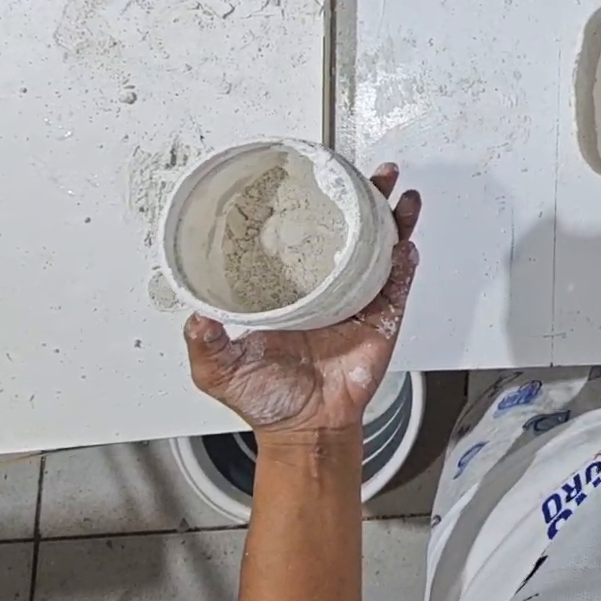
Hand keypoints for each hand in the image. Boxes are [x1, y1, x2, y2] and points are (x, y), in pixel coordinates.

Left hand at [184, 163, 421, 434]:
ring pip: (386, 248)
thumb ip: (206, 341)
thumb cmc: (269, 400)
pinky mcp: (385, 316)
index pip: (310, 236)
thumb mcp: (220, 370)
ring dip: (397, 221)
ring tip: (401, 199)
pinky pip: (399, 283)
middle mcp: (332, 285)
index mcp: (296, 288)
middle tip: (376, 174)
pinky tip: (405, 245)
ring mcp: (362, 298)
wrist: (308, 427)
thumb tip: (194, 312)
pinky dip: (405, 262)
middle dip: (370, 198)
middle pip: (358, 230)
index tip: (321, 179)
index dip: (319, 206)